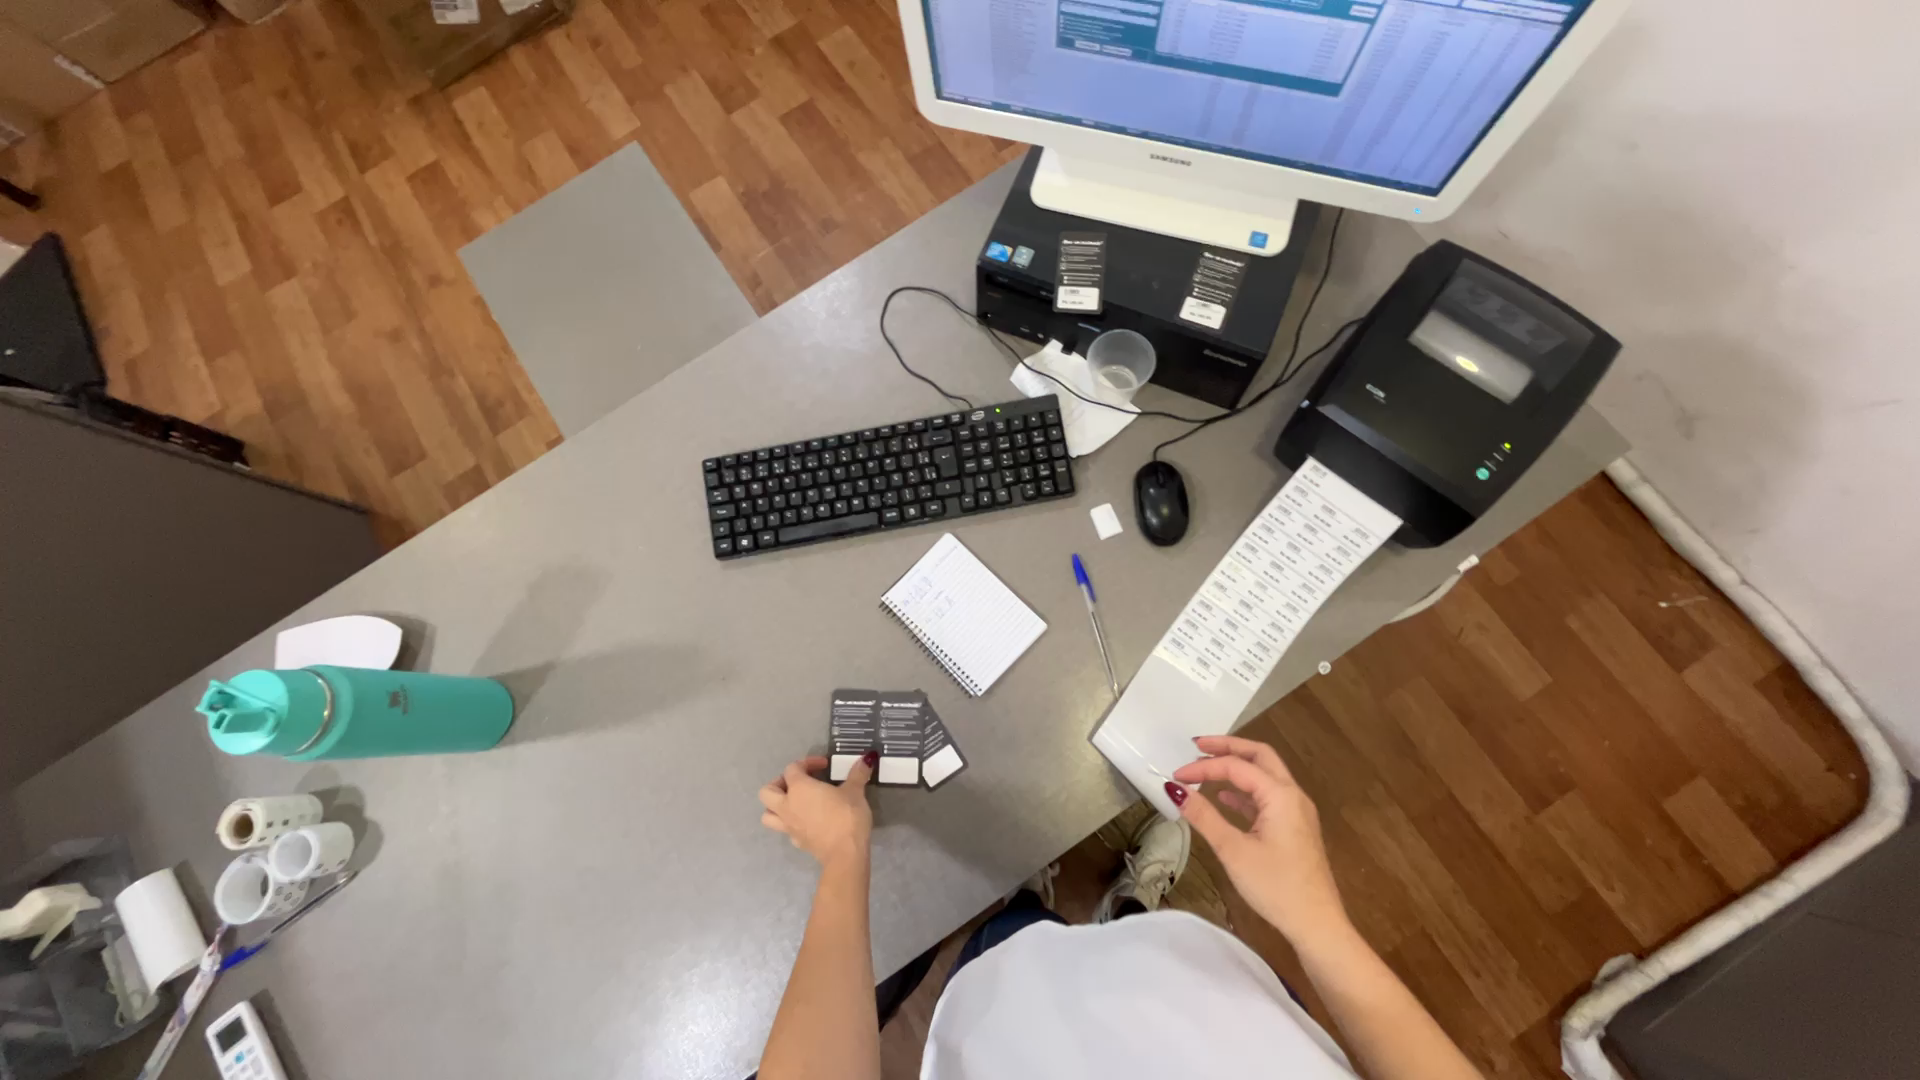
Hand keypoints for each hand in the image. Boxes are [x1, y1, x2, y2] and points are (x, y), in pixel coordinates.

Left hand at [759, 752, 875, 866]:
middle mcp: (787, 806)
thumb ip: (857, 773)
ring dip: (776, 807)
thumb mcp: (855, 791)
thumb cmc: (847, 816)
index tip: (824, 766)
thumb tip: (867, 759)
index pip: (792, 769)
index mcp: (799, 788)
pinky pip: (785, 829)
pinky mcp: (796, 842)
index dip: (807, 763)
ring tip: (795, 803)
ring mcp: (788, 826)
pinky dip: (792, 823)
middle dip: (779, 784)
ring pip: (767, 815)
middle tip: (798, 783)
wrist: (845, 853)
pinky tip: (808, 821)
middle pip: (767, 792)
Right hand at [1172, 735, 1347, 943]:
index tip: (1175, 776)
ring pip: (1265, 774)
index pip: (1236, 767)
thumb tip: (1174, 790)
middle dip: (1227, 747)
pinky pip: (1267, 795)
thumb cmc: (1276, 887)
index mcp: (1281, 796)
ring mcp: (1297, 811)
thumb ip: (1204, 816)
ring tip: (1206, 767)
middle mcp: (1293, 795)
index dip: (1203, 767)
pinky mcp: (1294, 827)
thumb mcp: (1234, 851)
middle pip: (1259, 756)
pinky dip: (1244, 789)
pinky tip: (1225, 798)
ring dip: (1236, 766)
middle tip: (1196, 746)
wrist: (1317, 925)